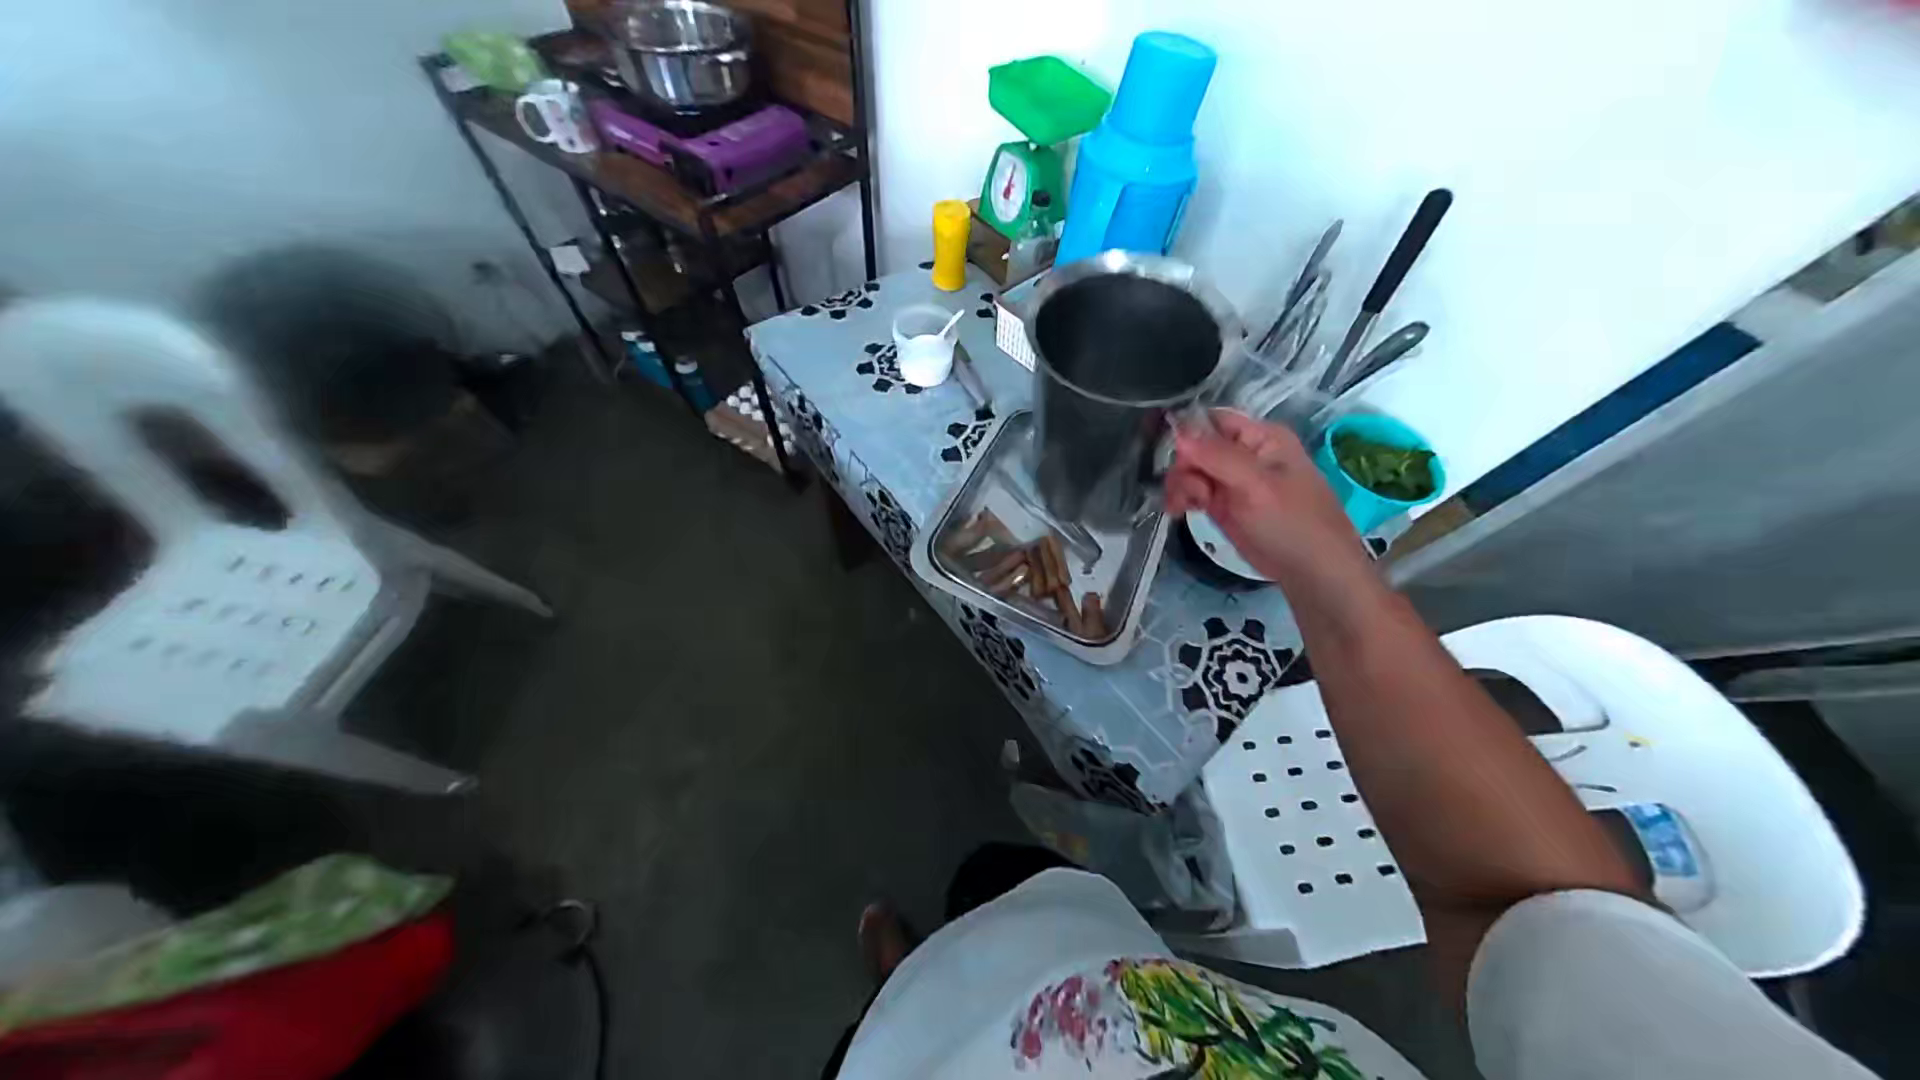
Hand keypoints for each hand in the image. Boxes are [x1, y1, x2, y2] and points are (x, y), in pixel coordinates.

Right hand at [1166, 409, 1366, 583]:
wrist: (1311, 571)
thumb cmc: (1292, 522)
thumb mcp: (1255, 484)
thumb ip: (1216, 456)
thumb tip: (1177, 431)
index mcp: (1260, 437)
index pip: (1212, 420)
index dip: (1187, 432)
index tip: (1173, 456)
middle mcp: (1244, 453)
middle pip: (1195, 446)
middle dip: (1183, 467)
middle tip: (1186, 492)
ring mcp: (1232, 480)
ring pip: (1190, 470)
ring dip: (1180, 485)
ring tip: (1182, 507)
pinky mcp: (1223, 503)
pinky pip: (1193, 491)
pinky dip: (1182, 498)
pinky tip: (1180, 511)